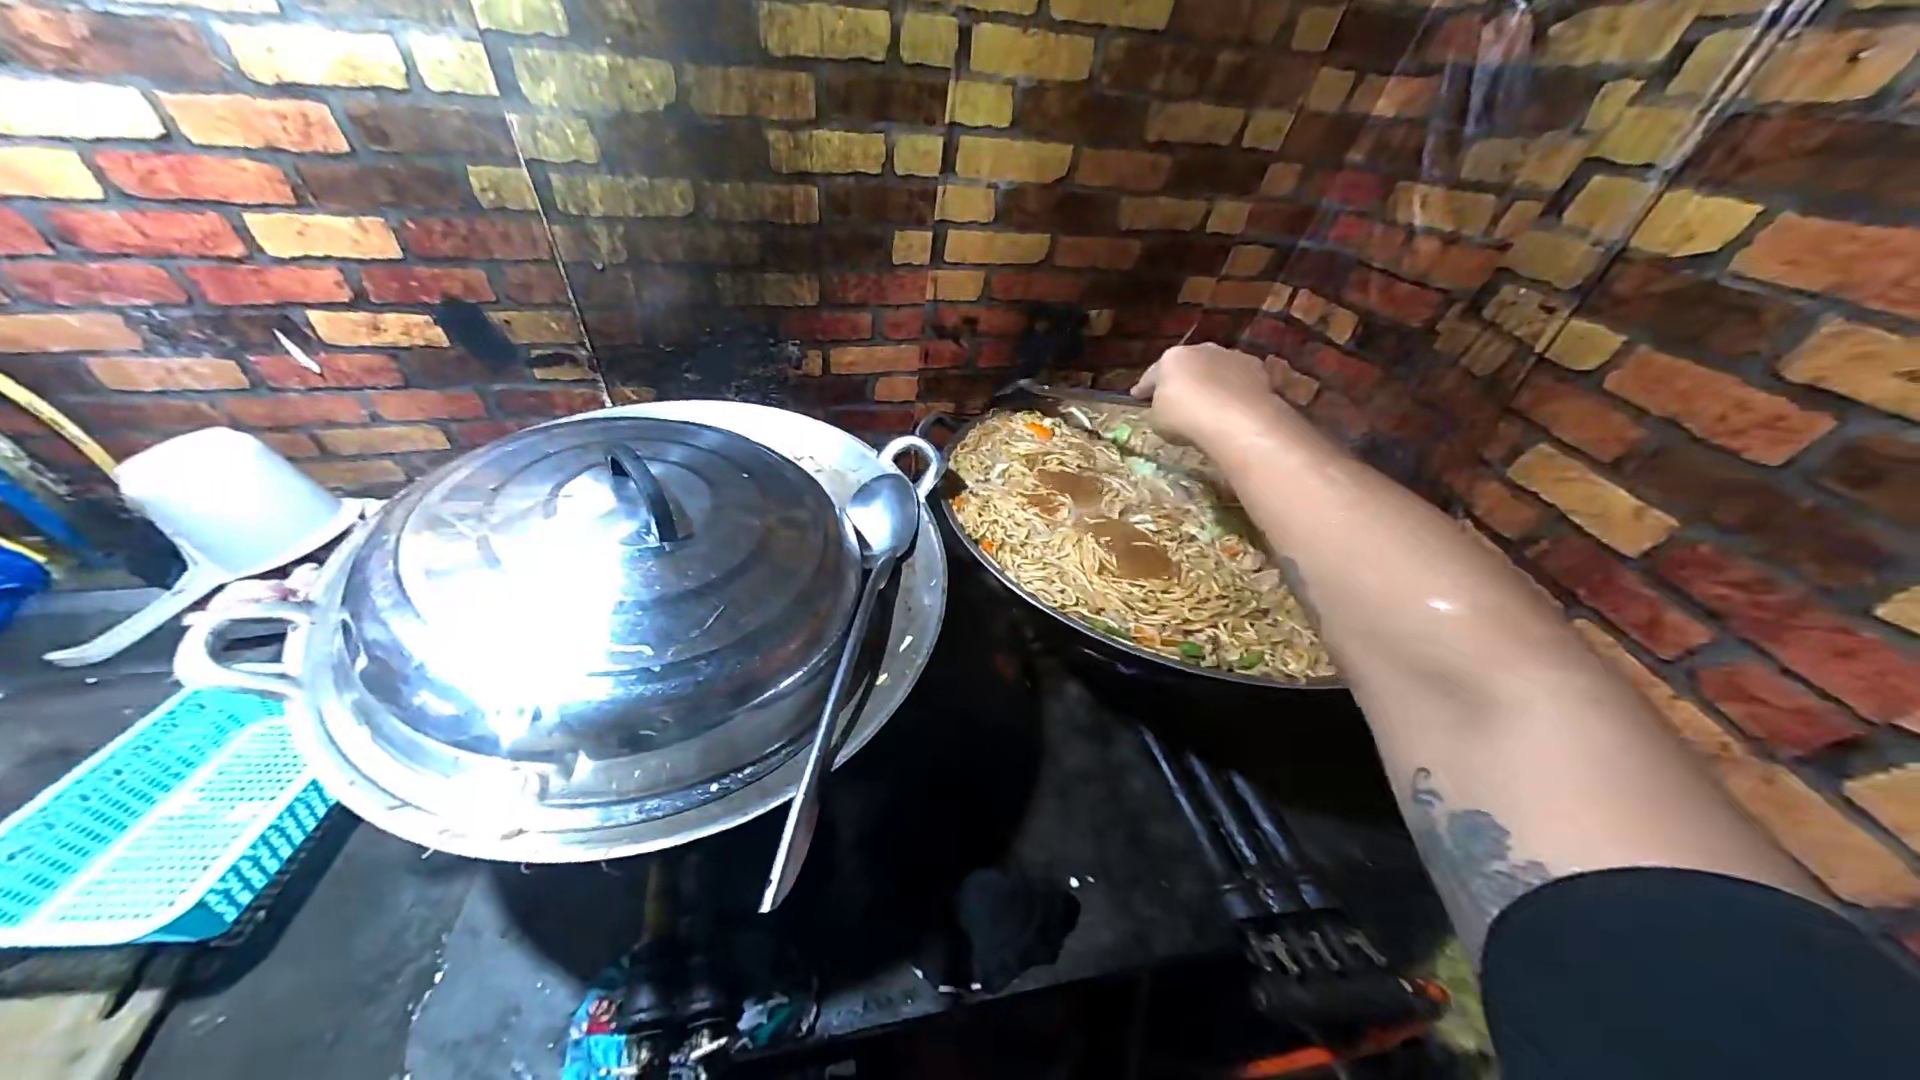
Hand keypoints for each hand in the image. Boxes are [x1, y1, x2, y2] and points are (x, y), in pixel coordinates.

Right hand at [1130, 344, 1290, 448]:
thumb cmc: (1184, 417)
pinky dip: (1233, 390)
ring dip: (1210, 382)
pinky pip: (1238, 380)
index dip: (1143, 387)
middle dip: (1181, 378)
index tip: (1136, 395)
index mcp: (1171, 358)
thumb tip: (1168, 407)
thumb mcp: (1157, 419)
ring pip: (1215, 369)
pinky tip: (1232, 403)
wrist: (1234, 418)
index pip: (1152, 375)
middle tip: (1175, 395)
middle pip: (1187, 365)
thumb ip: (1159, 408)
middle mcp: (1201, 349)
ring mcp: (1231, 356)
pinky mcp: (1258, 369)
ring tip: (1208, 400)